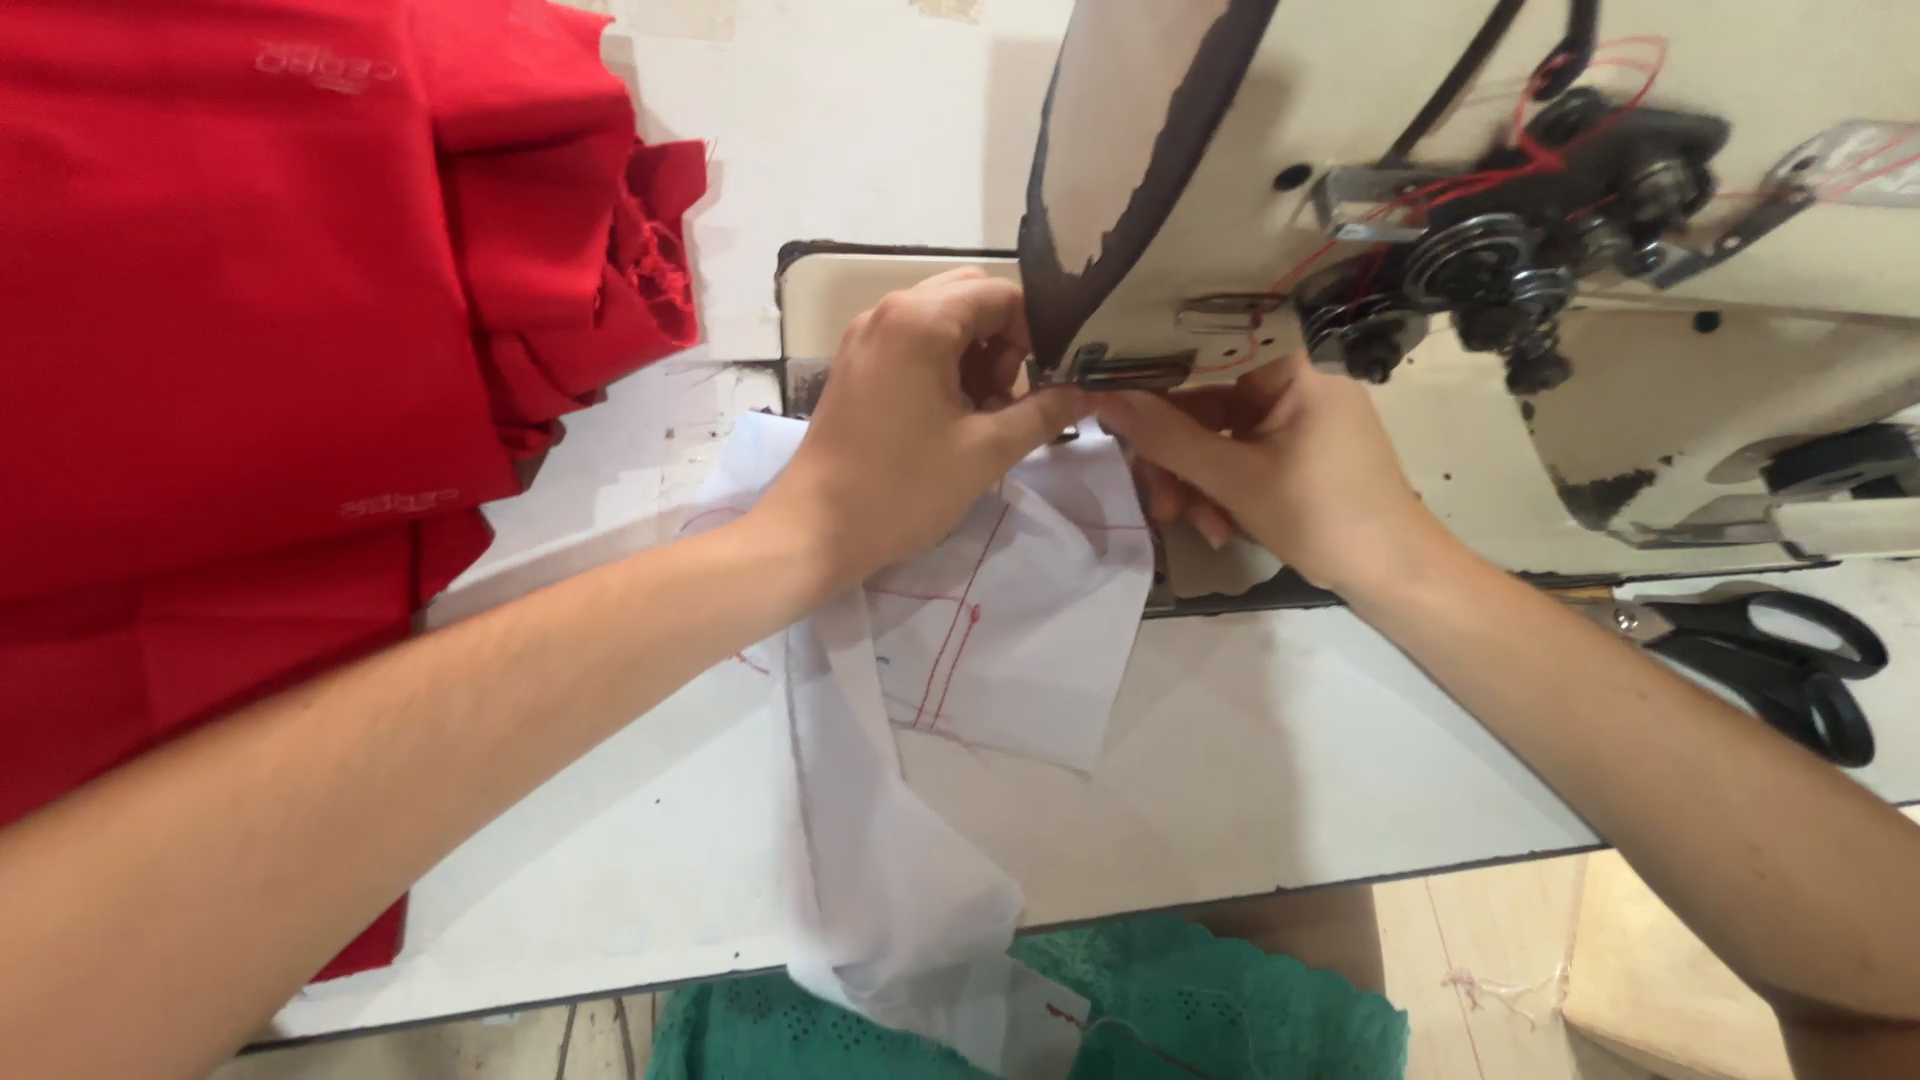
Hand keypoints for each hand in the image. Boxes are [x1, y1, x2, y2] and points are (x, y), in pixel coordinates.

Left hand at [754, 269, 1089, 594]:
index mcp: (919, 320)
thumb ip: (1043, 414)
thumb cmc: (901, 489)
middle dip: (1004, 341)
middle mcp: (888, 312)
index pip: (1000, 294)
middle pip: (969, 298)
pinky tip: (952, 417)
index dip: (1035, 331)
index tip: (1047, 379)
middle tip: (1011, 399)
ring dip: (976, 356)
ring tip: (984, 414)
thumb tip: (1085, 392)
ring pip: (941, 321)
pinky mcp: (855, 365)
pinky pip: (913, 344)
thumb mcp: (985, 453)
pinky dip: (943, 367)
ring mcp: (865, 337)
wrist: (815, 530)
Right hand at [1092, 349, 1456, 598]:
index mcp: (1295, 364)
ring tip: (1187, 524)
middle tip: (1155, 497)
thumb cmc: (1324, 517)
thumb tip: (1104, 400)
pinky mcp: (1286, 447)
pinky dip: (1215, 489)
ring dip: (1190, 481)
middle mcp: (1291, 378)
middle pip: (1201, 399)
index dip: (1151, 368)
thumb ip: (1167, 439)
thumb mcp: (1235, 480)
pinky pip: (1231, 455)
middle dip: (1172, 455)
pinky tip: (1215, 528)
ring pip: (1209, 434)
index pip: (1206, 343)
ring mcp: (1288, 415)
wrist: (1391, 575)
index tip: (1108, 395)